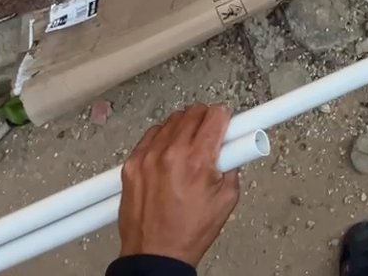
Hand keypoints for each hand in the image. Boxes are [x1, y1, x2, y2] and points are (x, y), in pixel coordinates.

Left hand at [118, 104, 242, 265]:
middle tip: (209, 137)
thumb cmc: (190, 231)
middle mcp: (172, 153)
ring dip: (185, 127)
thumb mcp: (228, 197)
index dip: (225, 118)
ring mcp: (148, 157)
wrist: (155, 256)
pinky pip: (152, 134)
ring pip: (173, 119)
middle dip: (206, 120)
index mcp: (198, 160)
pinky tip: (168, 153)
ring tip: (188, 147)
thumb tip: (235, 142)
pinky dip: (163, 137)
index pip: (216, 114)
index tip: (226, 123)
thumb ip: (234, 162)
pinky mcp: (132, 164)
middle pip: (195, 111)